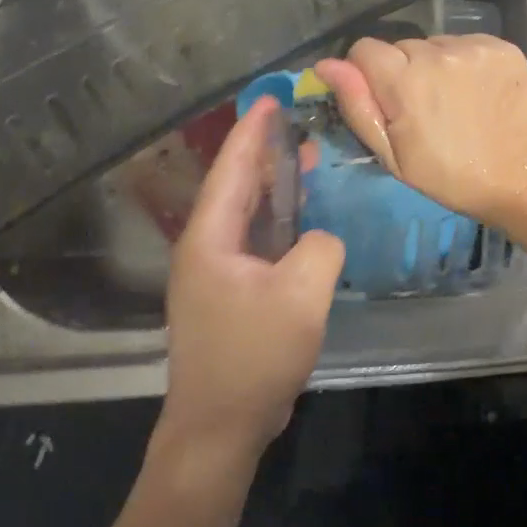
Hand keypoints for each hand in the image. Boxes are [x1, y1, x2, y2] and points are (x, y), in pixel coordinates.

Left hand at [157, 98, 343, 459]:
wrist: (218, 428)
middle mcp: (205, 249)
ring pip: (246, 216)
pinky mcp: (230, 297)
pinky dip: (278, 223)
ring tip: (306, 162)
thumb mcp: (301, 296)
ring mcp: (215, 276)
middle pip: (236, 187)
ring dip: (274, 188)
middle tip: (299, 124)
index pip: (232, 169)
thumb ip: (320, 248)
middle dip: (265, 153)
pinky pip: (255, 244)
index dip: (252, 132)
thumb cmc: (253, 357)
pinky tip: (304, 221)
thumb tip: (321, 239)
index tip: (272, 98)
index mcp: (209, 239)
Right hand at [313, 35, 526, 225]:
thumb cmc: (449, 176)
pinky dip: (465, 63)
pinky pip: (467, 45)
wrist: (518, 178)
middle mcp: (439, 53)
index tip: (384, 101)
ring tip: (454, 102)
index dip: (367, 74)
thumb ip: (358, 105)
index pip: (364, 49)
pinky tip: (476, 92)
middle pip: (402, 47)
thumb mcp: (393, 155)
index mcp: (405, 80)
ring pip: (435, 45)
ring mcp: (474, 47)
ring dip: (436, 67)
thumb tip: (326, 65)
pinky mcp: (502, 47)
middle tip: (423, 109)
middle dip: (404, 73)